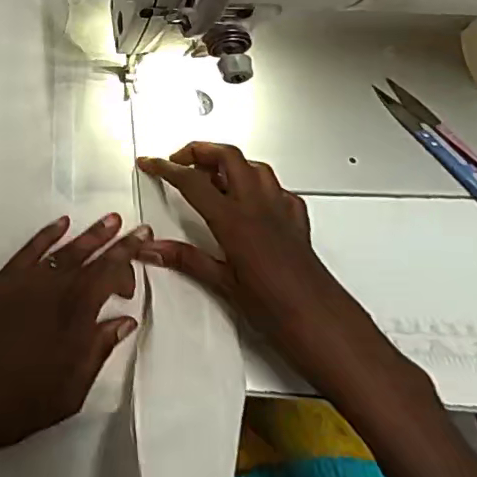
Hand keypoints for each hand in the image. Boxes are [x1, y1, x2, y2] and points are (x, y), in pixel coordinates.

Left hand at [0, 213, 146, 467]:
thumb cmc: (21, 401)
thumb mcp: (72, 388)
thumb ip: (98, 349)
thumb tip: (124, 320)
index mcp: (73, 317)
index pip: (107, 277)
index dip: (127, 265)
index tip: (141, 260)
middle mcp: (51, 290)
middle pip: (90, 258)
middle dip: (116, 242)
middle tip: (138, 227)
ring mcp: (24, 282)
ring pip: (63, 250)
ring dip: (88, 235)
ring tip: (109, 219)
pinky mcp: (1, 282)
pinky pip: (29, 250)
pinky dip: (47, 235)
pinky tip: (61, 225)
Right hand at [136, 142, 354, 348]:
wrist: (325, 326)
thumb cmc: (280, 310)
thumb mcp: (223, 285)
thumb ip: (186, 259)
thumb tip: (154, 249)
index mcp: (234, 220)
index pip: (191, 180)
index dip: (165, 168)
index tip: (151, 163)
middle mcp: (258, 207)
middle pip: (226, 155)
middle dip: (198, 150)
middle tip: (179, 160)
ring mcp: (281, 210)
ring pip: (253, 165)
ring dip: (228, 161)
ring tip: (210, 172)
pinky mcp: (297, 220)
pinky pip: (277, 188)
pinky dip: (258, 183)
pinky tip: (252, 196)